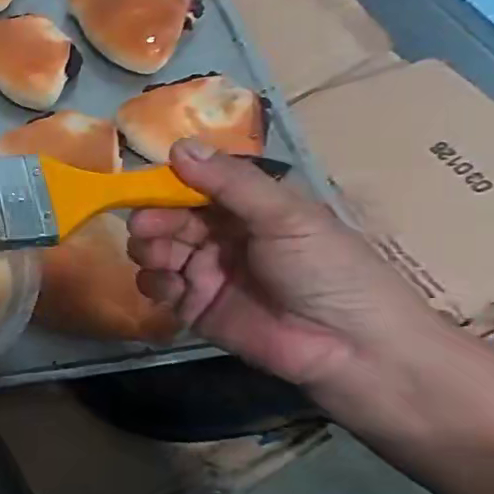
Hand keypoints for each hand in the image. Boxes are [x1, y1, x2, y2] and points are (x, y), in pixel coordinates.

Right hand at [127, 139, 469, 439]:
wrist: (350, 346)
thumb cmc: (327, 268)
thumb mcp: (285, 215)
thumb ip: (230, 182)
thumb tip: (178, 147)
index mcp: (249, 207)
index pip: (198, 186)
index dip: (170, 183)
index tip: (145, 184)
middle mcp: (223, 236)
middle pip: (172, 218)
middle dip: (154, 218)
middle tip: (143, 226)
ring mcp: (207, 273)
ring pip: (159, 251)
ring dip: (150, 249)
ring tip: (157, 257)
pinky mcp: (195, 309)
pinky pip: (161, 288)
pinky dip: (155, 282)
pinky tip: (169, 285)